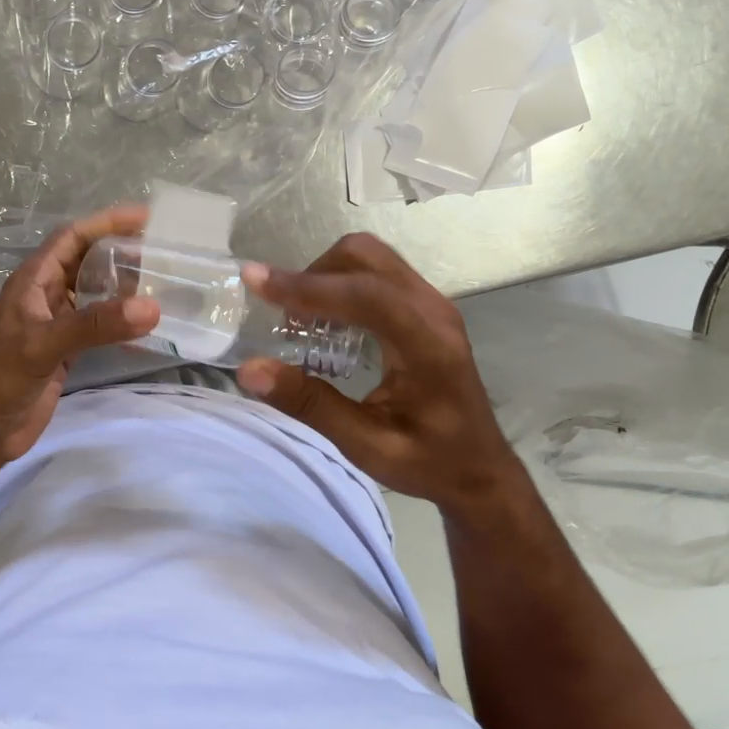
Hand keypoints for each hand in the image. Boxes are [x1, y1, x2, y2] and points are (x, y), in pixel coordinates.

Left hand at [0, 205, 160, 467]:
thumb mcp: (43, 346)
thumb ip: (94, 326)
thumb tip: (151, 307)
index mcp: (31, 282)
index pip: (72, 238)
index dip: (105, 223)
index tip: (146, 218)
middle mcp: (44, 297)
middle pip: (87, 263)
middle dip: (121, 254)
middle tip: (166, 253)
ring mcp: (54, 326)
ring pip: (94, 295)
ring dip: (124, 289)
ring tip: (165, 285)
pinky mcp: (63, 354)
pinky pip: (97, 328)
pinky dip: (120, 324)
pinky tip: (146, 329)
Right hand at [234, 234, 527, 514]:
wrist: (479, 471)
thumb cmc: (427, 463)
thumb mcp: (365, 445)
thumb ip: (310, 404)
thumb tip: (249, 369)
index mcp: (428, 346)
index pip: (365, 295)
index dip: (307, 286)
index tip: (253, 282)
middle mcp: (434, 312)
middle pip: (366, 257)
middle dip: (313, 274)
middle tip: (282, 315)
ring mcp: (432, 306)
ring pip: (370, 259)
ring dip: (325, 277)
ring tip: (300, 321)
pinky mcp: (424, 310)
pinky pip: (376, 275)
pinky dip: (340, 285)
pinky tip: (326, 323)